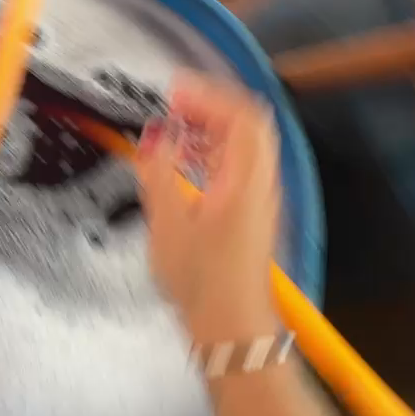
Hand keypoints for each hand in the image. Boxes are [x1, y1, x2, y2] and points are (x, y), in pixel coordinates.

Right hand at [136, 74, 282, 344]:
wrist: (231, 325)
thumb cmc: (199, 276)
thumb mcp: (167, 221)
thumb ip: (158, 171)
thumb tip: (154, 133)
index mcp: (245, 181)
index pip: (243, 119)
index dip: (210, 96)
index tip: (173, 90)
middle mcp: (260, 184)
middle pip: (248, 126)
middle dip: (210, 105)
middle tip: (171, 102)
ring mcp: (258, 198)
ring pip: (243, 145)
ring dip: (209, 126)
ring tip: (172, 126)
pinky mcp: (248, 212)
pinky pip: (236, 164)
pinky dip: (210, 149)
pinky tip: (182, 159)